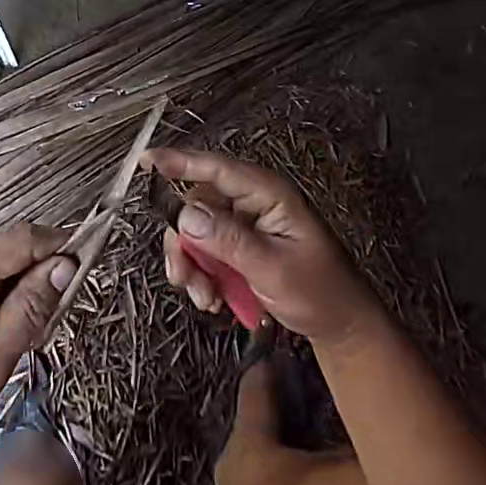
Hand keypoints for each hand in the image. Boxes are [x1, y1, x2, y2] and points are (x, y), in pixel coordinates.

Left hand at [0, 224, 75, 484]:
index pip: (25, 239)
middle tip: (68, 306)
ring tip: (46, 324)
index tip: (93, 265)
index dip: (63, 246)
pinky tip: (26, 327)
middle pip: (22, 246)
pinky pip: (4, 280)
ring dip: (38, 286)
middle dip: (52, 268)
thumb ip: (31, 306)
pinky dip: (23, 297)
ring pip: (16, 263)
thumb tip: (67, 265)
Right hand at [146, 148, 380, 345]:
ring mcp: (243, 224)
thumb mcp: (274, 267)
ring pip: (194, 231)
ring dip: (190, 264)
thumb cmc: (319, 290)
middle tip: (182, 277)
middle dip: (184, 242)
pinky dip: (199, 274)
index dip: (179, 161)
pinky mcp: (237, 246)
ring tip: (204, 297)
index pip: (217, 169)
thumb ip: (229, 241)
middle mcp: (251, 202)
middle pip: (196, 204)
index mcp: (267, 193)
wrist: (339, 324)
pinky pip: (203, 251)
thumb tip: (185, 215)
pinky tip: (211, 297)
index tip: (146, 160)